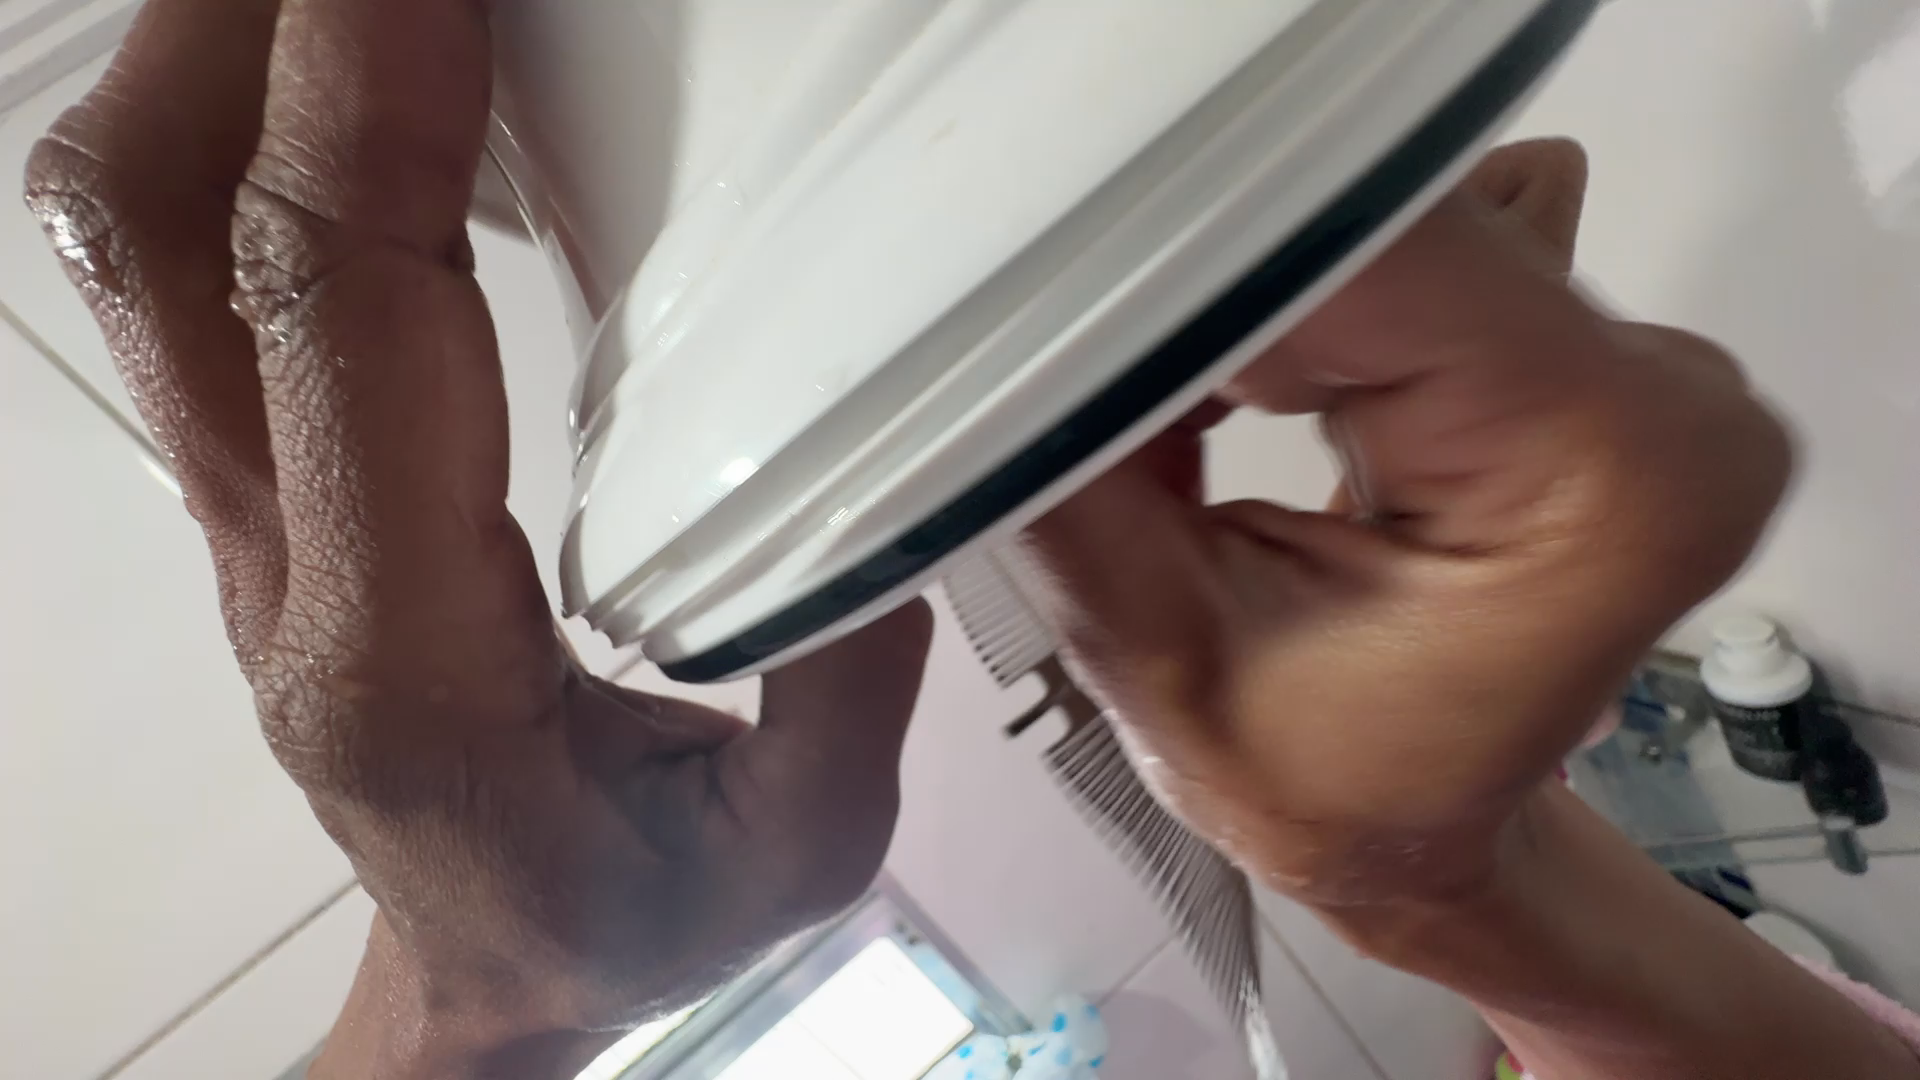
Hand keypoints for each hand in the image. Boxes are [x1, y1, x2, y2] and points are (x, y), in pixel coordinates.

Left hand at [27, 2, 929, 1076]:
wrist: (514, 964)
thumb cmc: (636, 919)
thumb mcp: (800, 848)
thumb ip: (852, 693)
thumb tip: (888, 523)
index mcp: (418, 661)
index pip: (354, 329)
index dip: (379, 122)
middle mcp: (307, 576)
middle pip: (183, 244)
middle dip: (262, 39)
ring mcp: (283, 534)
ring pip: (165, 250)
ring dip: (242, 74)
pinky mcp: (311, 511)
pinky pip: (234, 296)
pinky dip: (274, 160)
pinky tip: (374, 113)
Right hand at [1022, 139, 1792, 914]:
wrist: (1395, 812)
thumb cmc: (1303, 779)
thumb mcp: (1149, 644)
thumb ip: (1074, 480)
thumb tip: (1005, 339)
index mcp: (1593, 468)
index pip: (1374, 249)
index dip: (1199, 262)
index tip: (1076, 306)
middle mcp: (1643, 386)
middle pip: (1372, 226)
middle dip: (1206, 289)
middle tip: (1106, 384)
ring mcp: (1605, 362)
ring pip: (1365, 235)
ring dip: (1232, 306)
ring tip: (1175, 418)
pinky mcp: (1541, 359)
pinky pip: (1377, 269)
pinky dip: (1267, 313)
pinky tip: (1223, 393)